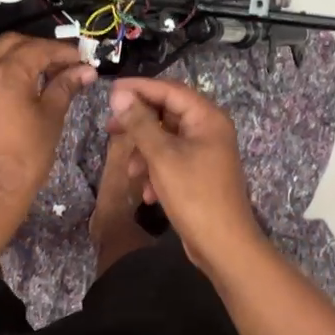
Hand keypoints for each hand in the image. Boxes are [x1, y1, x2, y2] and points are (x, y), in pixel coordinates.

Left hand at [0, 35, 95, 231]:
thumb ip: (64, 88)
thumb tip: (84, 70)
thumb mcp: (50, 120)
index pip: (40, 48)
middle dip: (36, 48)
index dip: (63, 51)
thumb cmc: (23, 159)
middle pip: (10, 43)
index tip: (80, 58)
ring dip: (5, 53)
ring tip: (23, 70)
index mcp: (7, 71)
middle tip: (57, 65)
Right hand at [107, 77, 263, 272]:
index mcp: (207, 118)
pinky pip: (172, 160)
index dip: (139, 88)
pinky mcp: (200, 173)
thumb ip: (140, 123)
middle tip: (110, 128)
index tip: (109, 91)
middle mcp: (209, 129)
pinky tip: (148, 193)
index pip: (169, 90)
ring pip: (166, 139)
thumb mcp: (162, 157)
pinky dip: (156, 171)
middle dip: (138, 124)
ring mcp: (206, 152)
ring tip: (131, 172)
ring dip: (145, 152)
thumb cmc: (195, 196)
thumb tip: (119, 94)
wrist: (224, 246)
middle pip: (167, 113)